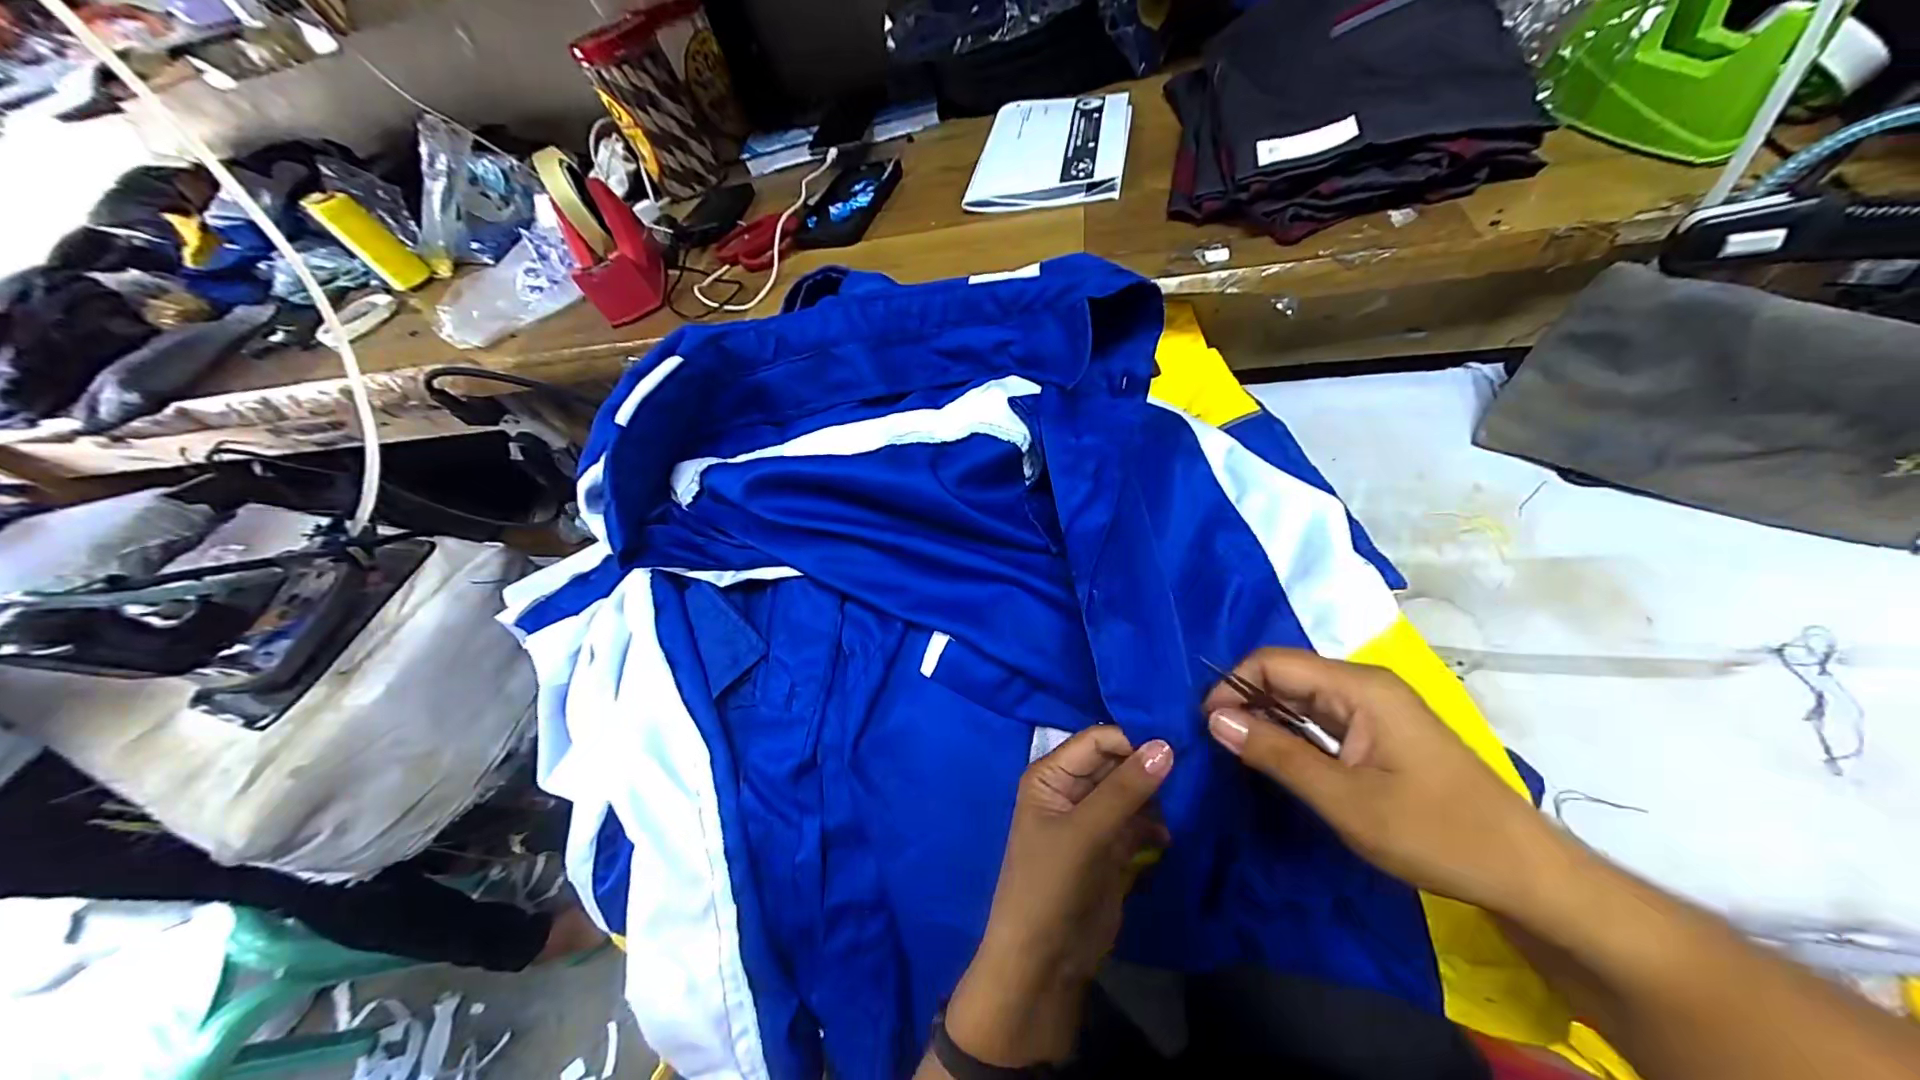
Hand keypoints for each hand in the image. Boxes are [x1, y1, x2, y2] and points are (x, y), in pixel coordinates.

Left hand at [943, 726, 1172, 1065]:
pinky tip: (1173, 831)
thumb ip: (1125, 790)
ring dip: (1160, 793)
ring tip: (1194, 793)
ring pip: (1132, 791)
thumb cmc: (1051, 885)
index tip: (1181, 740)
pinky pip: (1139, 821)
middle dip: (1152, 762)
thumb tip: (1167, 745)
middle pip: (1117, 762)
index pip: (1098, 739)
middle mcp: (1071, 788)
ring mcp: (1093, 818)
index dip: (1135, 737)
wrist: (1044, 961)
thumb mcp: (1085, 833)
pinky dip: (1157, 823)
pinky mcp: (1112, 846)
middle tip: (1199, 761)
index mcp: (1051, 774)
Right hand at [1203, 648, 1572, 916]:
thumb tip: (1214, 718)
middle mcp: (1366, 686)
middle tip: (1214, 743)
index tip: (1207, 727)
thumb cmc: (1434, 833)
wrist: (1524, 873)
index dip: (1232, 687)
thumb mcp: (1343, 798)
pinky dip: (1292, 734)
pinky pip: (1321, 719)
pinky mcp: (1381, 732)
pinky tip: (1275, 759)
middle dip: (1245, 702)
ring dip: (1266, 719)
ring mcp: (1377, 709)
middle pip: (1286, 675)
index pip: (1274, 662)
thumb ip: (1275, 754)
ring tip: (1236, 752)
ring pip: (1302, 698)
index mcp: (1360, 688)